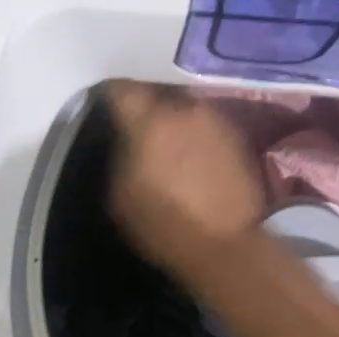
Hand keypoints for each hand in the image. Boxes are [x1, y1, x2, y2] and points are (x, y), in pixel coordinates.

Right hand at [104, 80, 266, 285]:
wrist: (223, 245)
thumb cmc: (162, 226)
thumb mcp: (120, 198)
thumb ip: (118, 157)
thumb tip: (120, 139)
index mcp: (149, 121)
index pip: (120, 90)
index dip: (108, 97)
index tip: (102, 109)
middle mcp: (184, 108)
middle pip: (157, 94)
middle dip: (145, 110)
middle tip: (136, 133)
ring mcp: (215, 119)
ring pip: (184, 109)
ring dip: (174, 123)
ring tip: (167, 148)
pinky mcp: (237, 136)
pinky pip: (207, 126)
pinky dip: (196, 137)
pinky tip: (193, 162)